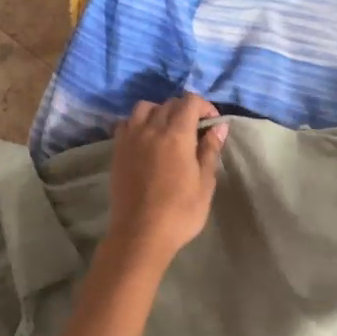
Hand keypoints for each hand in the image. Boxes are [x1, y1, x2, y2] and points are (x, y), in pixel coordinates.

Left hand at [105, 95, 227, 270]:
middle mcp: (151, 128)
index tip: (212, 125)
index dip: (204, 107)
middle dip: (186, 111)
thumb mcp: (205, 183)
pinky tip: (147, 140)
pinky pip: (127, 123)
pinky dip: (139, 123)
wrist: (140, 234)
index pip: (190, 102)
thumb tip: (219, 127)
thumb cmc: (180, 212)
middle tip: (195, 132)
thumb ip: (210, 150)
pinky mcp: (117, 150)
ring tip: (168, 132)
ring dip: (160, 112)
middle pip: (169, 103)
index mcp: (176, 134)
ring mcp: (130, 138)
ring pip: (145, 108)